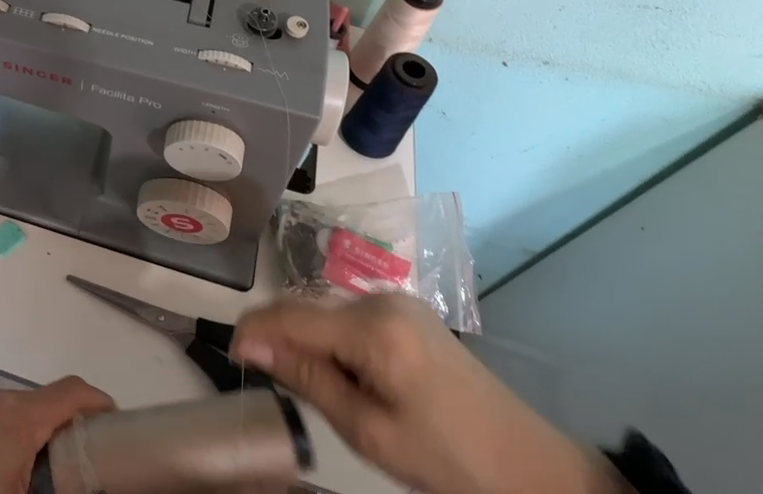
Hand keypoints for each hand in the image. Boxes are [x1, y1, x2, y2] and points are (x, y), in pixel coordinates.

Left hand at [0, 376, 113, 493]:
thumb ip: (60, 489)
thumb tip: (82, 484)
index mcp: (17, 419)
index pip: (72, 391)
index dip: (100, 405)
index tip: (116, 429)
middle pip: (42, 405)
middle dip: (62, 436)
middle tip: (72, 474)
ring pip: (10, 415)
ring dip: (27, 442)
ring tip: (26, 483)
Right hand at [232, 295, 627, 493]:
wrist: (530, 466)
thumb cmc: (448, 459)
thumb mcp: (368, 431)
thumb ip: (306, 380)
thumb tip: (248, 344)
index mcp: (372, 326)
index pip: (288, 314)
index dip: (251, 332)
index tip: (232, 361)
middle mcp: (380, 297)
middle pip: (306, 311)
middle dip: (283, 345)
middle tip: (282, 395)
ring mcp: (398, 301)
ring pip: (326, 316)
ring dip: (311, 349)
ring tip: (324, 397)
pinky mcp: (408, 312)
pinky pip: (350, 320)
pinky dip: (336, 347)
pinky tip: (350, 384)